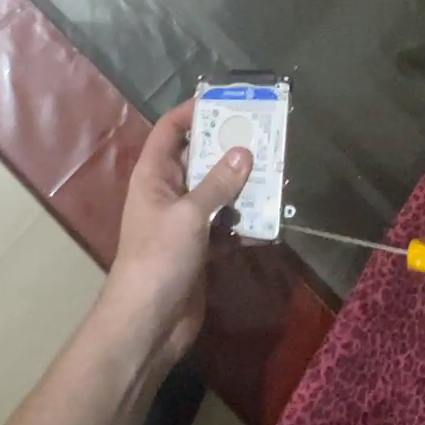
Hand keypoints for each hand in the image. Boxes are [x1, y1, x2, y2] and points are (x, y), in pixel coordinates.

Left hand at [100, 101, 253, 363]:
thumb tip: (243, 152)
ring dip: (241, 186)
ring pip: (216, 193)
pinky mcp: (200, 249)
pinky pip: (225, 225)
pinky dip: (244, 222)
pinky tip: (269, 218)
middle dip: (228, 149)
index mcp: (154, 176)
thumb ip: (217, 184)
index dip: (191, 112)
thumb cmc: (159, 258)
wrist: (148, 323)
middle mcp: (168, 193)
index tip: (224, 102)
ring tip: (275, 171)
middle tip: (263, 135)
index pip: (170, 131)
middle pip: (199, 159)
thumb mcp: (189, 215)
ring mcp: (184, 222)